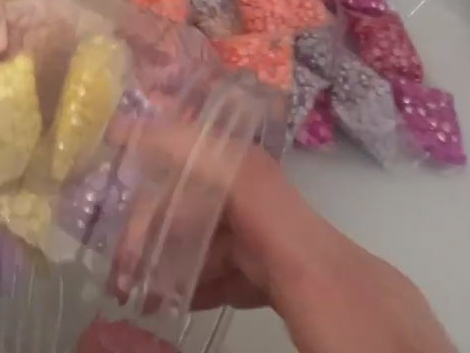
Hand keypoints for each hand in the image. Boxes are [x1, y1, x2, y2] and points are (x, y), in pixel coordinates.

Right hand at [110, 119, 453, 352]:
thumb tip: (99, 335)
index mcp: (336, 291)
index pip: (248, 181)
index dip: (178, 146)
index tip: (117, 136)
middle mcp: (356, 272)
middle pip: (246, 204)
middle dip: (171, 214)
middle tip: (116, 254)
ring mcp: (367, 290)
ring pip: (266, 232)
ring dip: (199, 245)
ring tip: (144, 283)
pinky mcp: (370, 312)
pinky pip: (288, 264)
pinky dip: (234, 268)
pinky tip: (196, 299)